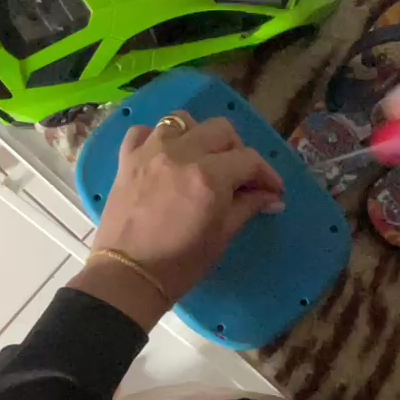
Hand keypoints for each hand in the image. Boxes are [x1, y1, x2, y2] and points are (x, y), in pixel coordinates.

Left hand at [72, 112, 285, 327]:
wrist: (127, 278)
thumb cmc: (179, 266)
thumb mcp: (220, 237)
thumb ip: (247, 208)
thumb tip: (272, 197)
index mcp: (209, 176)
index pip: (248, 160)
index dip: (266, 174)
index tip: (272, 191)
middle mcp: (181, 154)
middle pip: (220, 130)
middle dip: (237, 150)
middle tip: (239, 176)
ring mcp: (150, 153)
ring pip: (182, 121)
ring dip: (198, 135)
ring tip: (202, 159)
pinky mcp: (126, 160)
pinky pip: (142, 131)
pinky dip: (156, 137)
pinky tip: (163, 155)